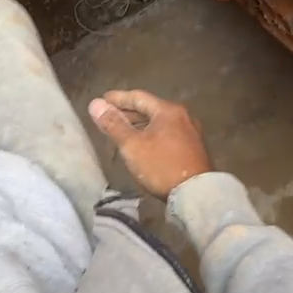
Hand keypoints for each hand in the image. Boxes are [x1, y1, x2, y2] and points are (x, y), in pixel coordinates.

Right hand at [88, 90, 212, 197]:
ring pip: (159, 122)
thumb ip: (113, 124)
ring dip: (139, 124)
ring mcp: (191, 132)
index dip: (117, 98)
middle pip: (149, 108)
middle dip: (128, 112)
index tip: (101, 100)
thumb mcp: (132, 145)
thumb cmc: (161, 166)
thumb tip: (95, 104)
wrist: (197, 195)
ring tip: (122, 131)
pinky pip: (167, 132)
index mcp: (167, 110)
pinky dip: (152, 133)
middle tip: (109, 116)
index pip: (138, 97)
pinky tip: (143, 143)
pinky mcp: (194, 147)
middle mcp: (182, 116)